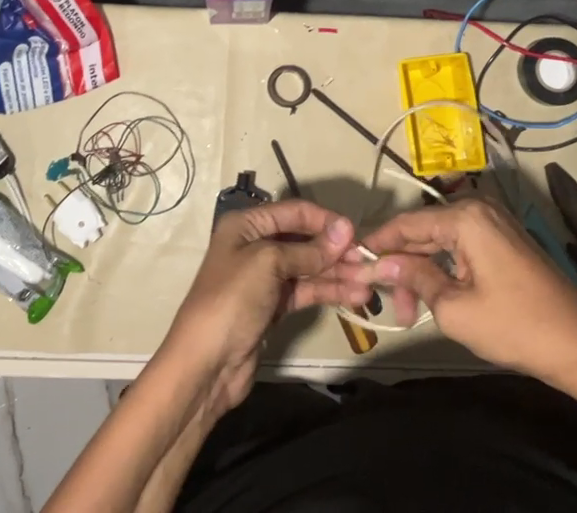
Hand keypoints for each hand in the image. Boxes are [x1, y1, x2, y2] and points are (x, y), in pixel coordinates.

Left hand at [160, 200, 368, 414]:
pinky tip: (355, 295)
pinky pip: (306, 291)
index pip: (294, 212)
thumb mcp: (268, 263)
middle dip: (335, 249)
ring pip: (309, 268)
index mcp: (246, 225)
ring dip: (338, 273)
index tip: (356, 233)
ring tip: (370, 282)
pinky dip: (329, 291)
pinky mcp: (274, 306)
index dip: (325, 220)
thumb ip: (309, 249)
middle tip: (368, 261)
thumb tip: (346, 229)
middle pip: (304, 239)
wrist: (206, 363)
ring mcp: (265, 278)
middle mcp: (255, 245)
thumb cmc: (232, 300)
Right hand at [352, 198, 576, 383]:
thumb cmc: (515, 326)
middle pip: (423, 231)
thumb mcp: (454, 309)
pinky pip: (462, 248)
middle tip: (378, 300)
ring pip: (441, 243)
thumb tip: (381, 265)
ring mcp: (495, 224)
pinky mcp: (505, 242)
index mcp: (465, 218)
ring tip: (405, 312)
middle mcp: (479, 210)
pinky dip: (443, 270)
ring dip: (420, 272)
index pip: (406, 224)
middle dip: (399, 265)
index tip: (350, 265)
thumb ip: (414, 279)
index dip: (376, 245)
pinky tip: (431, 297)